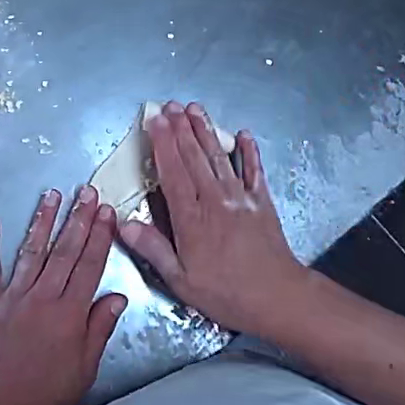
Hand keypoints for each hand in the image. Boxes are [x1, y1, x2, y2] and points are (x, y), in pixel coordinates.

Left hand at [0, 187, 127, 404]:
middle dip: (78, 219)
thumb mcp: (84, 369)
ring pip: (32, 251)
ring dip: (42, 221)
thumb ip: (99, 328)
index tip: (106, 211)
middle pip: (64, 251)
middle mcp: (42, 297)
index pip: (88, 265)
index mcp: (69, 313)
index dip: (99, 236)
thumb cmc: (47, 397)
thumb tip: (118, 296)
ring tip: (53, 194)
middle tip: (87, 192)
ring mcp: (13, 297)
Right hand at [118, 102, 312, 336]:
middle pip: (194, 157)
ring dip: (205, 131)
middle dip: (180, 128)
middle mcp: (214, 200)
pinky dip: (249, 152)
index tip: (155, 121)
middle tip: (170, 105)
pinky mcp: (261, 202)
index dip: (163, 143)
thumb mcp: (181, 280)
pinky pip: (253, 171)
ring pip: (218, 157)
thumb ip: (153, 248)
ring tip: (195, 109)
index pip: (172, 171)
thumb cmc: (227, 294)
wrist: (280, 300)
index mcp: (191, 217)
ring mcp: (240, 198)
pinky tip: (243, 135)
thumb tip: (124, 224)